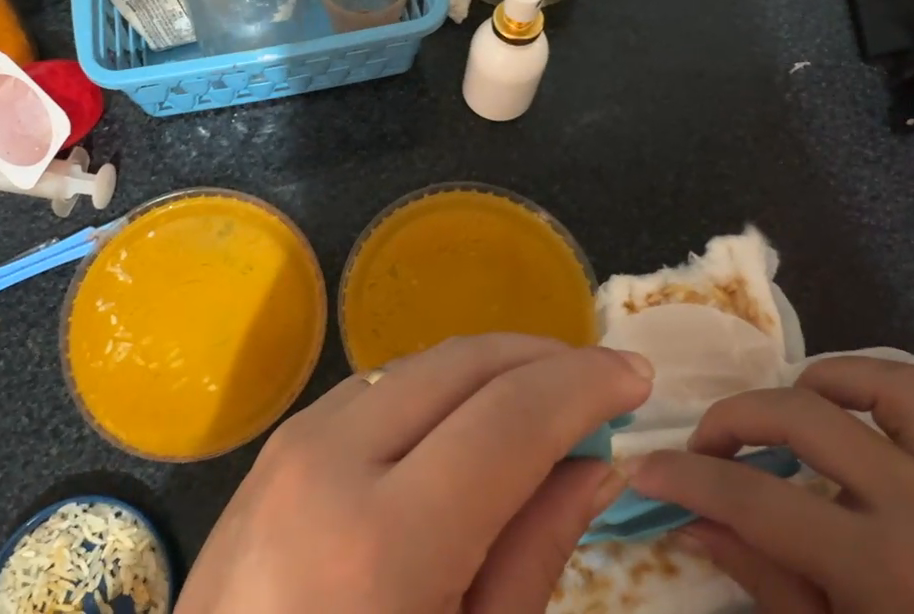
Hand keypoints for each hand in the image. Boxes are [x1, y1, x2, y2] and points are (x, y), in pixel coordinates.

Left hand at [176, 334, 654, 613]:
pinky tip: (465, 422)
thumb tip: (594, 462)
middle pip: (461, 364)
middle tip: (602, 383)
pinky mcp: (277, 445)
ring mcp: (292, 444)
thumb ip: (533, 552)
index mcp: (382, 539)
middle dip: (543, 359)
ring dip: (489, 370)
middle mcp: (329, 462)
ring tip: (543, 403)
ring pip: (418, 366)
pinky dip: (435, 389)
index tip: (636, 377)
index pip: (508, 416)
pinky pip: (375, 389)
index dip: (584, 384)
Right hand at [629, 355, 913, 613]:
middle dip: (736, 417)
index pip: (755, 499)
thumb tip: (692, 523)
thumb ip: (764, 582)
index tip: (643, 470)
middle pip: (808, 418)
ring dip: (836, 379)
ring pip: (902, 386)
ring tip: (799, 407)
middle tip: (707, 447)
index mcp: (884, 567)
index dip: (686, 478)